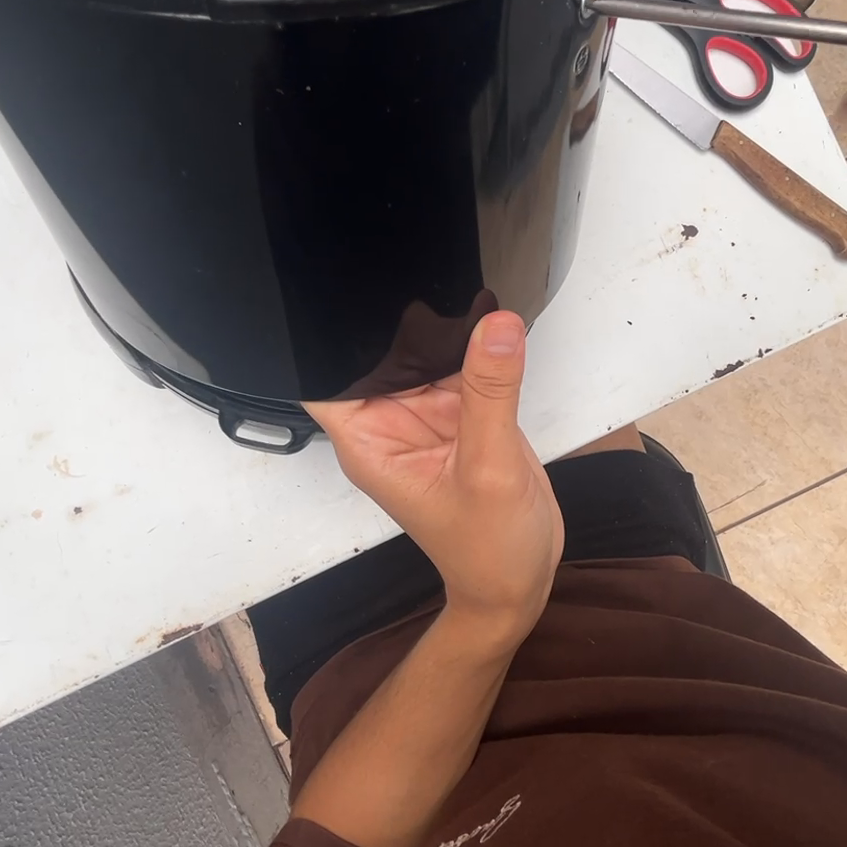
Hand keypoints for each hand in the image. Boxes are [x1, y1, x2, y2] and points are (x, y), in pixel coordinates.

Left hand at [307, 312, 562, 644]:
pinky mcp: (465, 416)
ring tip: (463, 281)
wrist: (520, 580)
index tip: (347, 285)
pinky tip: (491, 319)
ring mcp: (429, 417)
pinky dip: (477, 347)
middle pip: (380, 352)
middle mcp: (392, 422)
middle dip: (399, 318)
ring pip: (427, 353)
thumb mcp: (488, 469)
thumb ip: (491, 393)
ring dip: (444, 328)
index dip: (326, 334)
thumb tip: (498, 325)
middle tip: (422, 265)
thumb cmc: (487, 548)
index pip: (325, 375)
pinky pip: (465, 367)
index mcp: (370, 438)